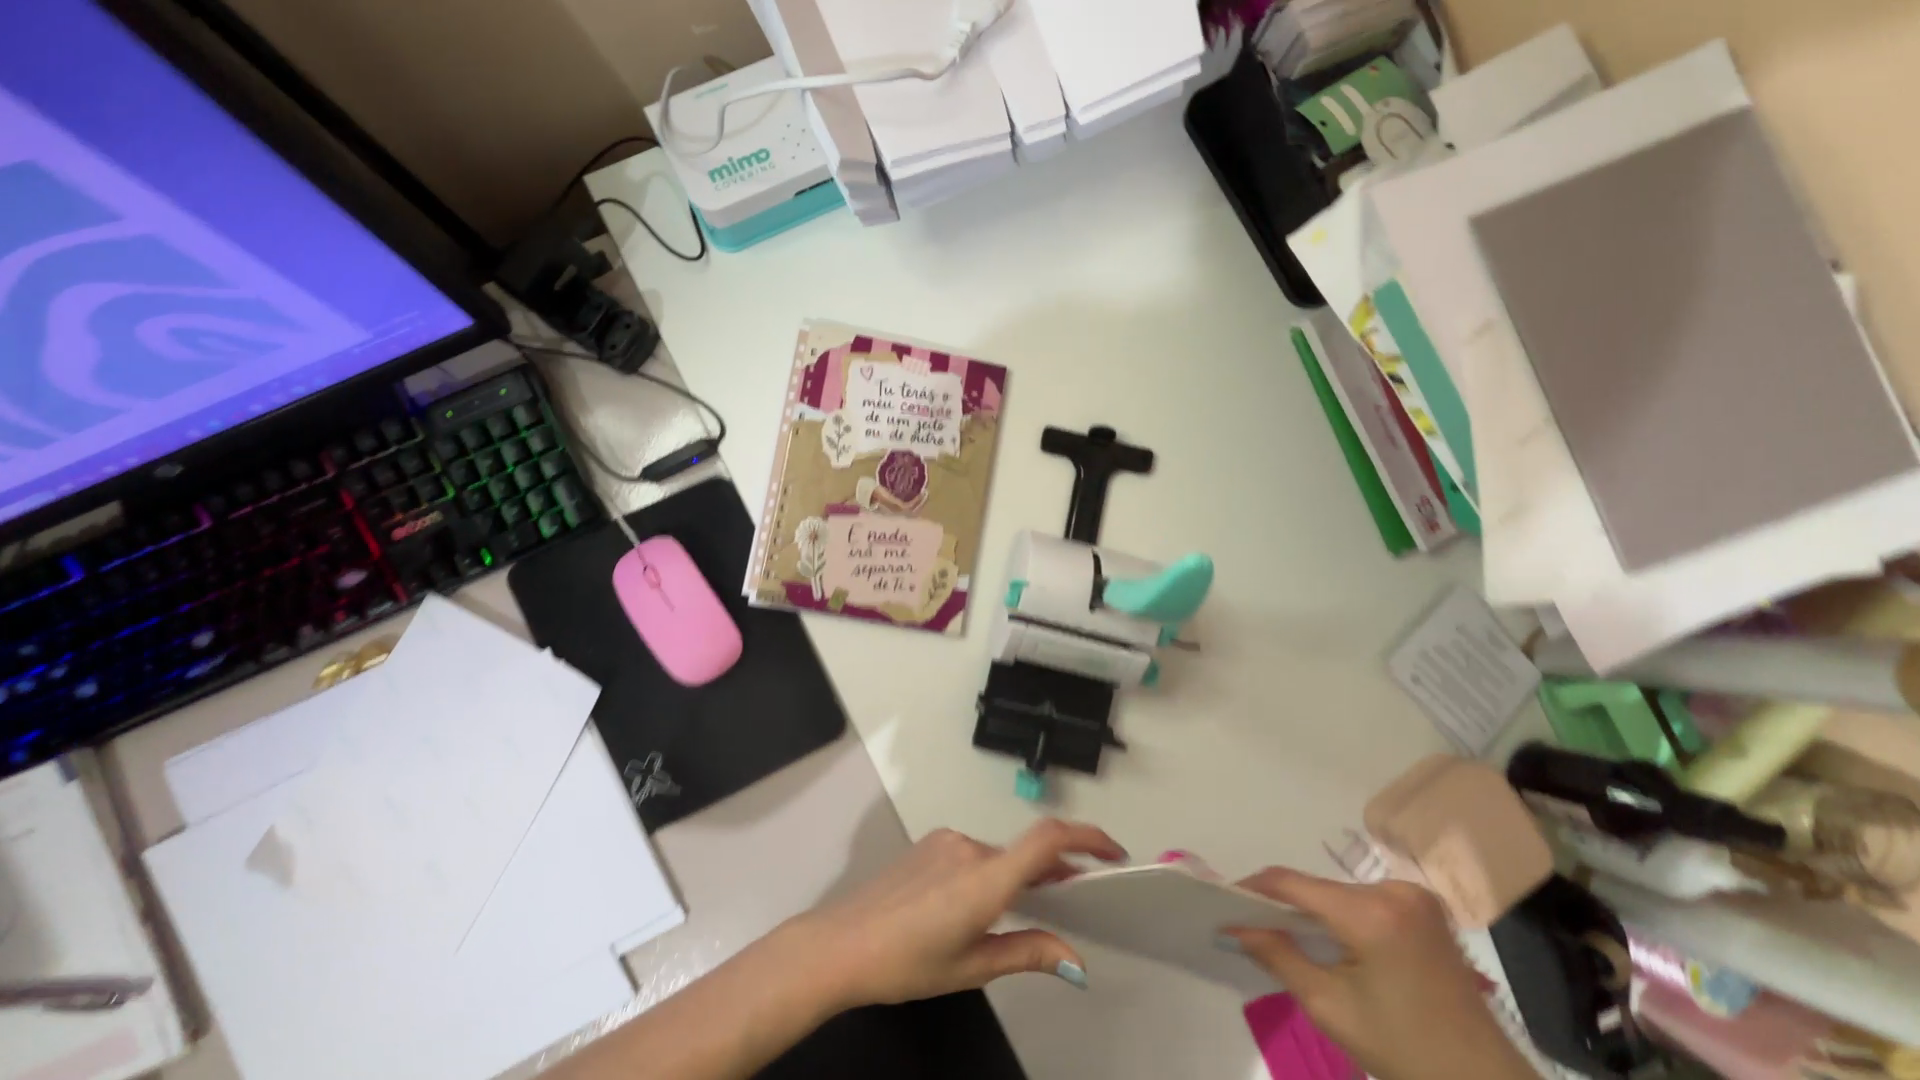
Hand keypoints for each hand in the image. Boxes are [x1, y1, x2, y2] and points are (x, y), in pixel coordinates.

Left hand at [785, 819, 1127, 1010]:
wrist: (838, 945)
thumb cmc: (907, 964)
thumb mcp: (972, 967)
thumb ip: (1028, 954)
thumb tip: (1077, 962)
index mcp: (986, 878)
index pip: (1049, 838)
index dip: (1089, 836)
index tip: (1114, 852)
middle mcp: (970, 848)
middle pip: (1026, 850)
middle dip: (1054, 872)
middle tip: (1073, 902)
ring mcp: (946, 841)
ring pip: (998, 854)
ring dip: (1017, 875)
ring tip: (1018, 914)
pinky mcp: (929, 844)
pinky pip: (973, 853)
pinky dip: (990, 871)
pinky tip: (974, 904)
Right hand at [1226, 870, 1535, 1079]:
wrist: (1480, 1079)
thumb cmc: (1400, 1048)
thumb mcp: (1328, 1005)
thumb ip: (1278, 956)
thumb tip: (1234, 927)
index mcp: (1371, 912)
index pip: (1293, 883)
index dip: (1253, 889)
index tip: (1223, 904)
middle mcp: (1395, 890)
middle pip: (1318, 887)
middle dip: (1284, 906)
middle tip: (1253, 930)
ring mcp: (1416, 897)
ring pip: (1341, 893)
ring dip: (1313, 912)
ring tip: (1289, 940)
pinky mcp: (1426, 910)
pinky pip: (1367, 901)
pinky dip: (1342, 916)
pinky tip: (1334, 945)